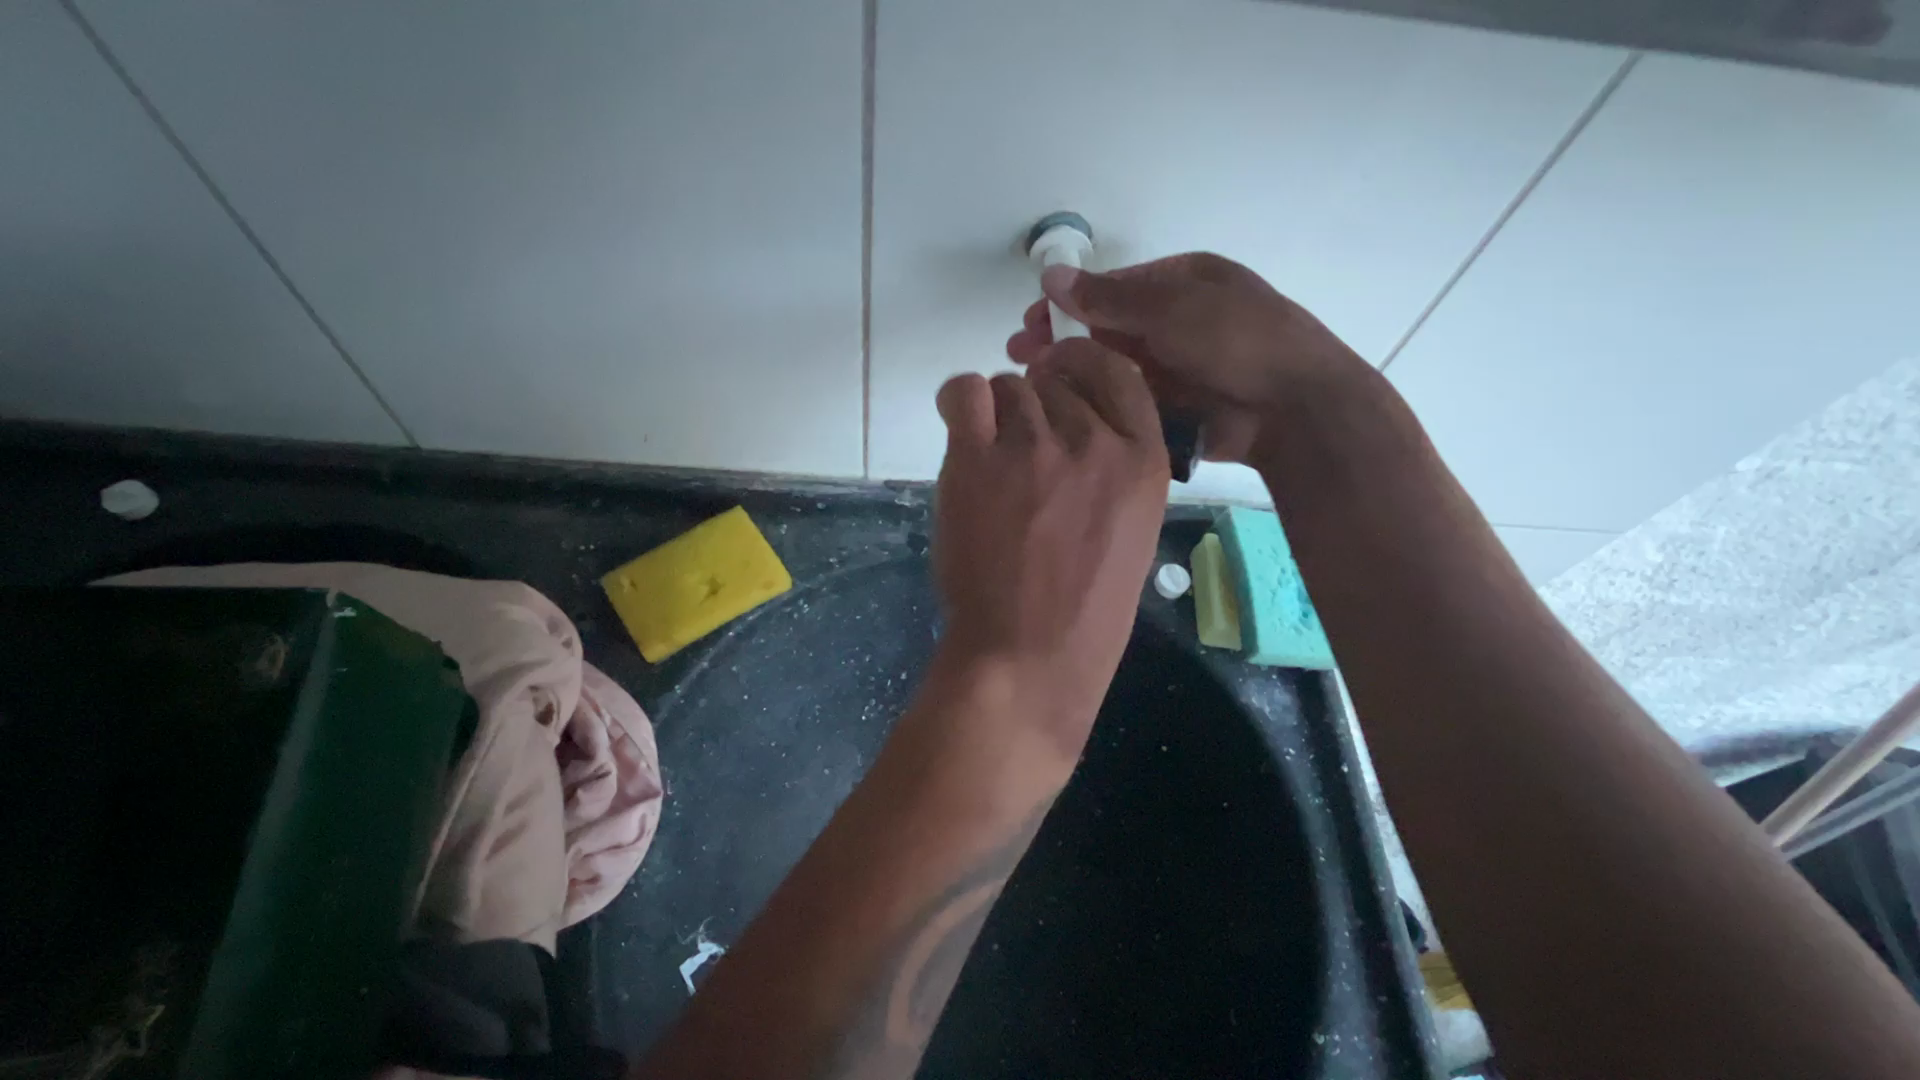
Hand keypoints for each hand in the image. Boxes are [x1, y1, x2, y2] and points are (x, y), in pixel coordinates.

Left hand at [932, 342, 1169, 763]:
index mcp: (1146, 460)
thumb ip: (1114, 467)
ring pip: (1010, 386)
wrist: (1029, 653)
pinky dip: (960, 403)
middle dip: (1036, 404)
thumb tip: (1073, 423)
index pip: (1116, 371)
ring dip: (998, 414)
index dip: (1080, 362)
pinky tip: (962, 430)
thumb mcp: (1131, 527)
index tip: (1059, 372)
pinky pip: (965, 391)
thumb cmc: (1085, 607)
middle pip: (1054, 380)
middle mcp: (1095, 441)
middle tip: (1020, 451)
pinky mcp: (977, 458)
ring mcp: (1034, 446)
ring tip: (991, 461)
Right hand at [1006, 253, 1368, 463]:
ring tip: (1035, 384)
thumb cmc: (1236, 340)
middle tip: (1020, 356)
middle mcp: (1180, 321)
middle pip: (1111, 328)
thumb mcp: (1170, 307)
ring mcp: (1180, 367)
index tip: (1029, 321)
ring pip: (1116, 365)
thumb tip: (1050, 277)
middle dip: (1065, 339)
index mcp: (1186, 282)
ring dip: (1077, 371)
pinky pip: (1131, 398)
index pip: (1115, 288)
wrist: (1294, 408)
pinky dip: (1101, 400)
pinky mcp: (1179, 407)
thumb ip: (1108, 298)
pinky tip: (1068, 408)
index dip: (1070, 304)